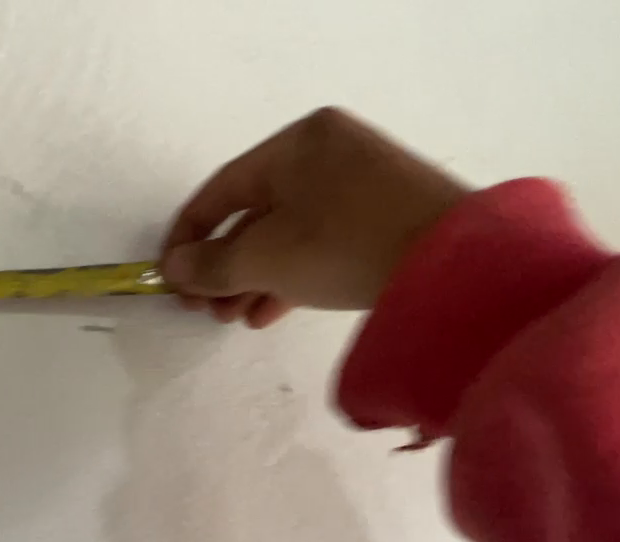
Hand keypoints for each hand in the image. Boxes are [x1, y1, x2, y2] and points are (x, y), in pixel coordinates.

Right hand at [160, 108, 470, 326]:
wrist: (451, 266)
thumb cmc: (343, 245)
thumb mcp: (264, 257)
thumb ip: (210, 265)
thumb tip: (172, 270)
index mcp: (296, 145)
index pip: (220, 191)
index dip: (187, 237)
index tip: (168, 277)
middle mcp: (326, 156)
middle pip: (252, 216)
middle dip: (222, 268)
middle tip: (203, 309)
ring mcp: (356, 188)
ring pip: (283, 237)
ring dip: (250, 281)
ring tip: (230, 319)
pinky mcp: (378, 222)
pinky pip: (315, 247)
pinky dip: (286, 279)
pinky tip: (265, 314)